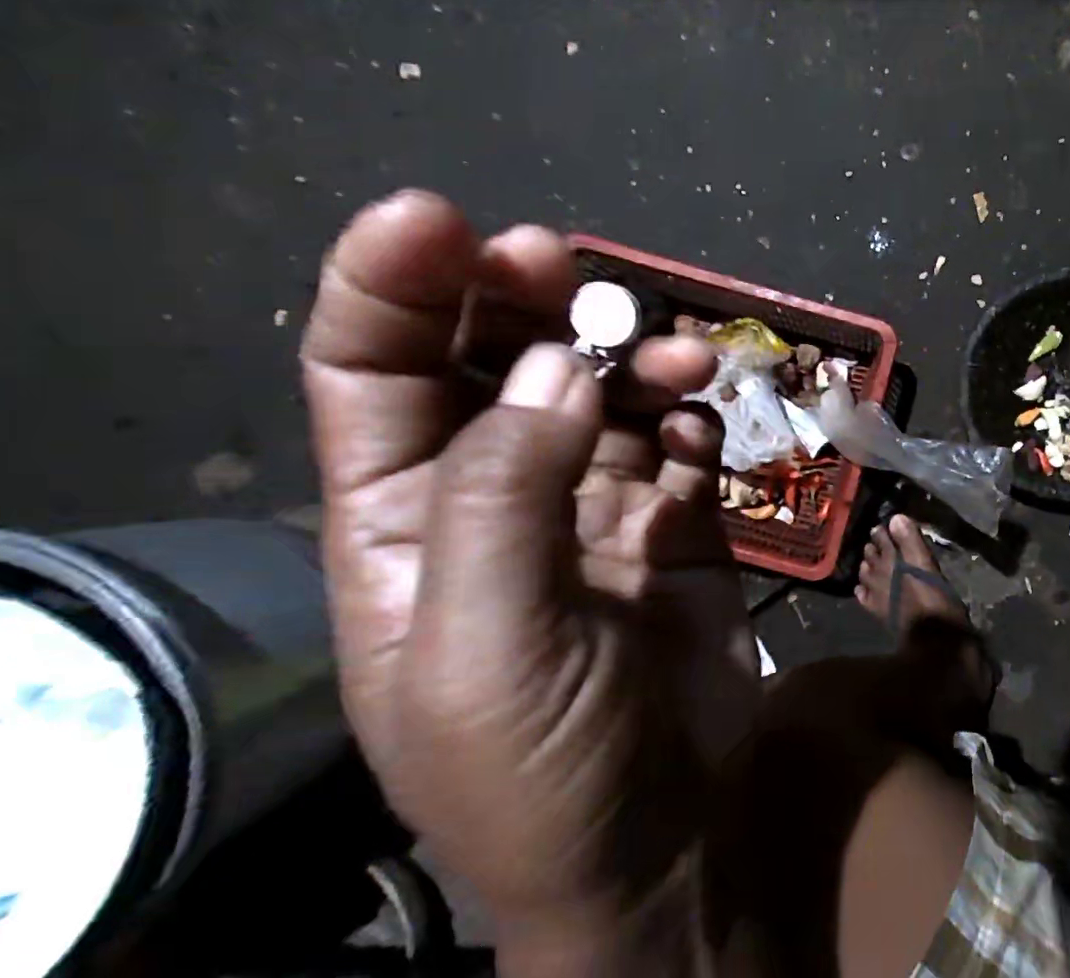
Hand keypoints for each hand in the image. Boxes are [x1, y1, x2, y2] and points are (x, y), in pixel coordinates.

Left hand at [300, 191, 758, 968]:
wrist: (658, 851)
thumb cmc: (533, 777)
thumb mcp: (481, 651)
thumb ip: (502, 500)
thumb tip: (555, 369)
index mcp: (399, 519)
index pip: (367, 370)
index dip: (386, 284)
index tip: (433, 218)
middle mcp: (486, 491)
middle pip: (482, 355)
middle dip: (515, 296)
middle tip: (560, 262)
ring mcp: (583, 499)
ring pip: (591, 385)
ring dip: (627, 353)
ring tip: (674, 358)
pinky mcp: (666, 517)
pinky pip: (671, 436)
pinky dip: (685, 414)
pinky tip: (701, 422)